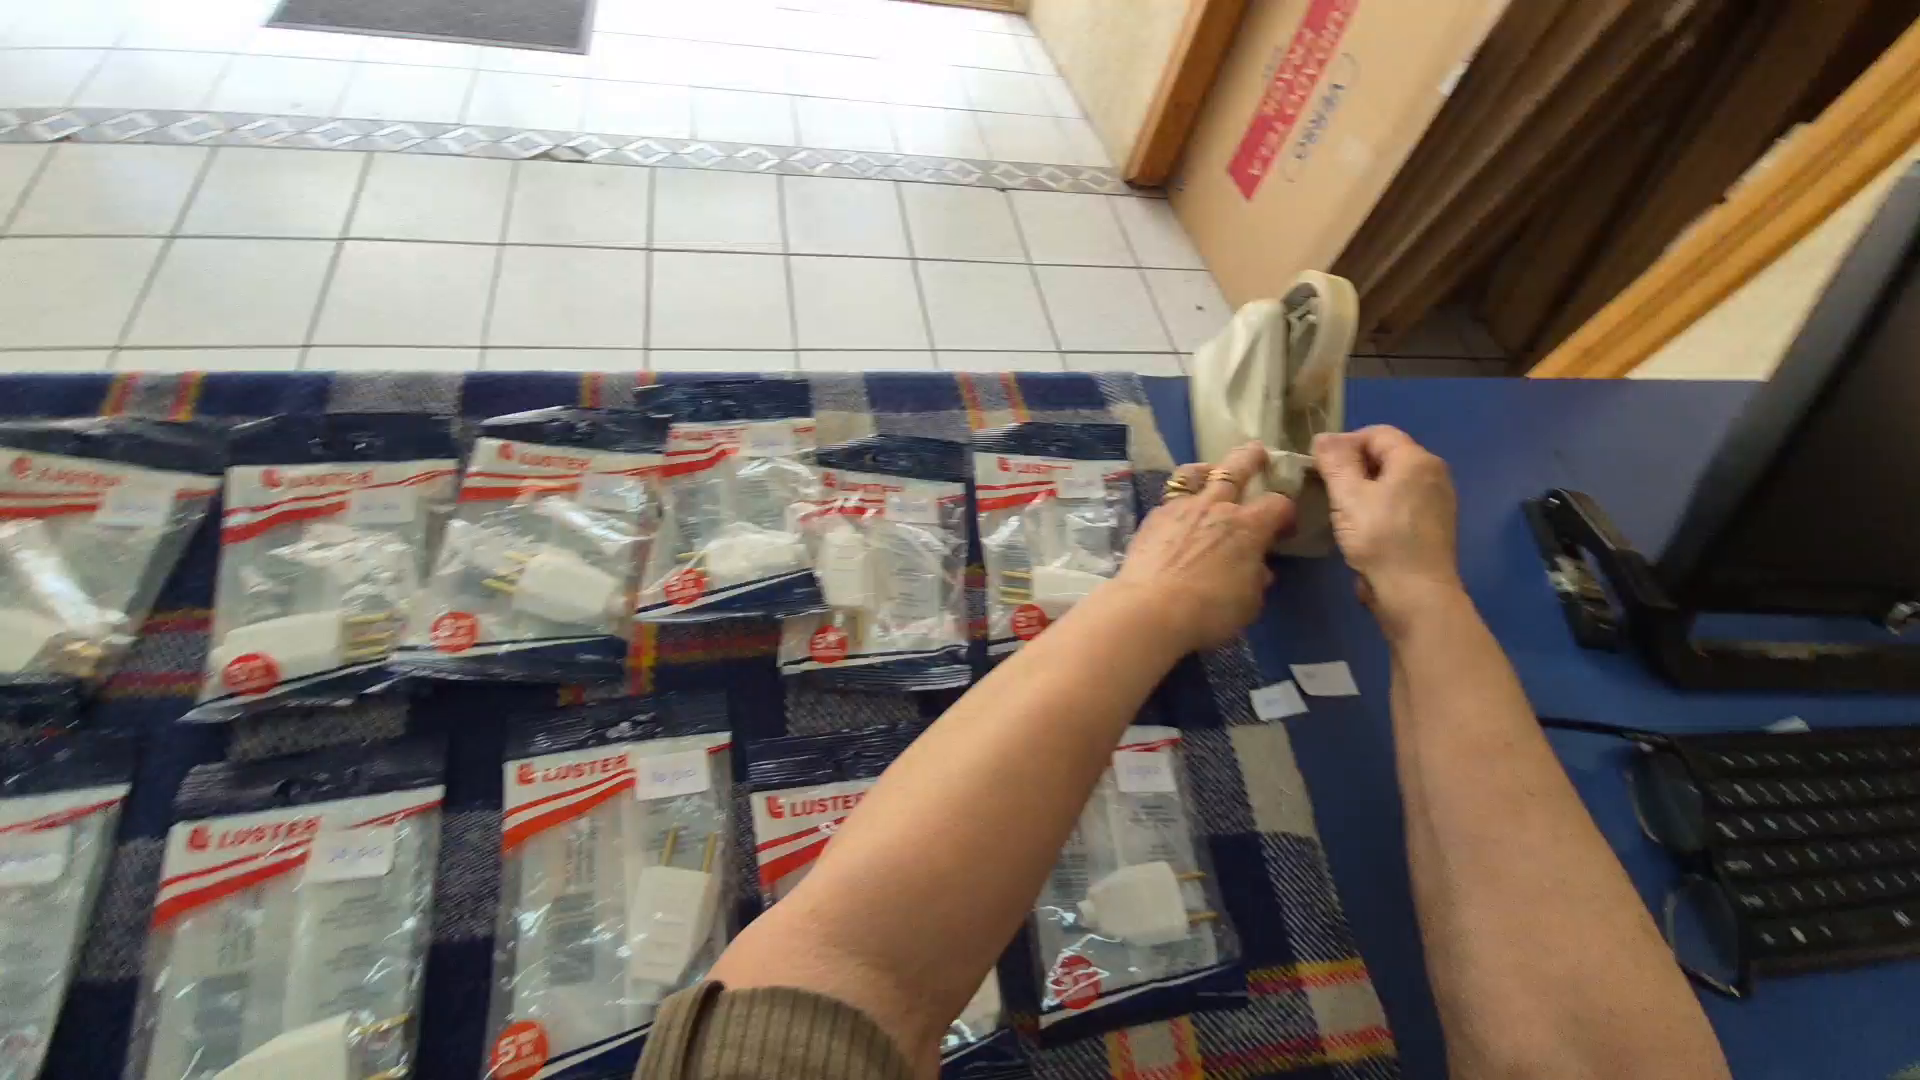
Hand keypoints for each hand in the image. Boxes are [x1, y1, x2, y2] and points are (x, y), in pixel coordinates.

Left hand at [1105, 442, 1296, 652]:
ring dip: (1206, 469)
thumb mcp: (1249, 602)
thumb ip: (1255, 579)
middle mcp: (1215, 507)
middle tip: (1257, 452)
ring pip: (1193, 474)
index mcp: (1248, 526)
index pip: (1278, 504)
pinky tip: (1178, 515)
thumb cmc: (1209, 610)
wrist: (1151, 609)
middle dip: (1251, 458)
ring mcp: (1180, 508)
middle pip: (1237, 468)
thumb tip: (1257, 569)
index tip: (1284, 528)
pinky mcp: (1153, 518)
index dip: (1286, 513)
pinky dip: (1179, 501)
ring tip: (1209, 471)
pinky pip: (1169, 499)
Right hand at [1313, 426, 1462, 631]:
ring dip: (1365, 486)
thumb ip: (1335, 462)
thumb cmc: (1379, 538)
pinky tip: (1362, 525)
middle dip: (1354, 464)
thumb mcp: (1348, 496)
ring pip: (1394, 480)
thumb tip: (1324, 436)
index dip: (1345, 442)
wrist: (1413, 591)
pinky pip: (1401, 501)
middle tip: (1326, 485)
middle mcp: (1434, 473)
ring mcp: (1437, 500)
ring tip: (1340, 506)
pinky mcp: (1433, 524)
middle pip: (1387, 455)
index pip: (1377, 433)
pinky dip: (1380, 504)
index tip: (1320, 464)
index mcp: (1416, 460)